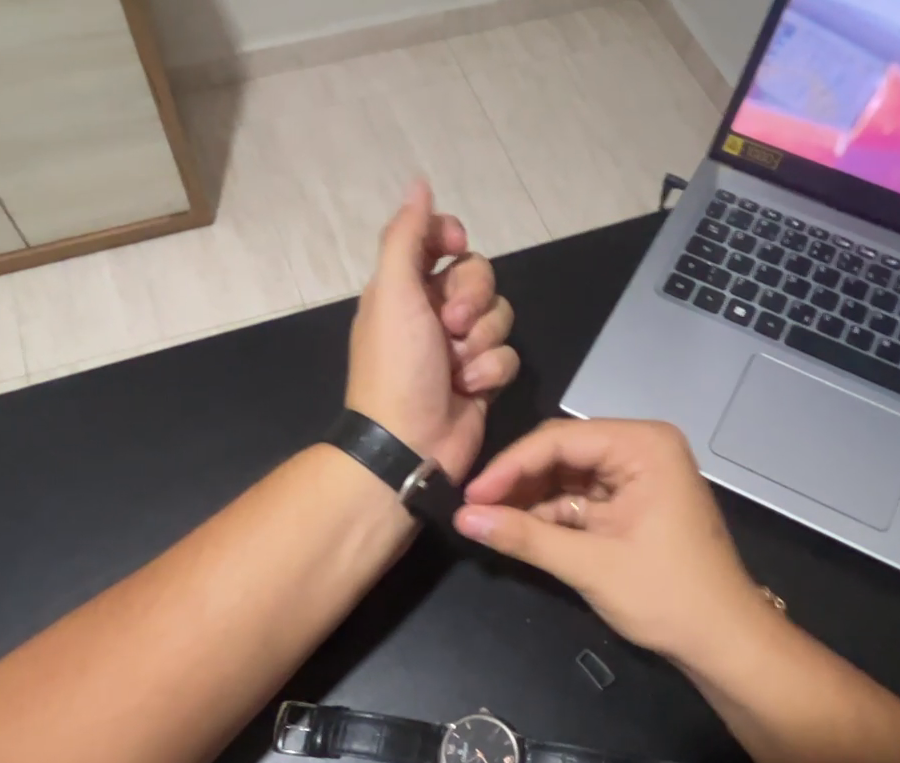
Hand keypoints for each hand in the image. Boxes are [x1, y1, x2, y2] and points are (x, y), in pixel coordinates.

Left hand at [346, 180, 518, 480]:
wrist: (410, 442)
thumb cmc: (396, 367)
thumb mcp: (392, 292)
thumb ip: (407, 236)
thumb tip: (419, 183)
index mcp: (405, 288)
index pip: (441, 240)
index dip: (451, 239)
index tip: (453, 246)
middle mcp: (433, 313)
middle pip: (479, 275)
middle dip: (471, 299)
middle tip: (449, 326)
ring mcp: (460, 347)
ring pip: (500, 316)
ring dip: (480, 342)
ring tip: (457, 368)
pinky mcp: (483, 378)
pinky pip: (507, 356)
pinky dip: (489, 372)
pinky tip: (469, 390)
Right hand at [454, 419, 781, 661]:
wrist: (723, 641)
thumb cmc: (666, 596)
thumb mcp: (590, 564)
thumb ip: (524, 537)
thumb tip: (463, 519)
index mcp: (643, 446)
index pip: (559, 440)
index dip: (508, 467)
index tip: (469, 497)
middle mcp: (642, 449)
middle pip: (561, 454)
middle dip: (517, 483)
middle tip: (473, 511)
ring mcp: (638, 477)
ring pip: (566, 477)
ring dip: (529, 502)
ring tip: (487, 523)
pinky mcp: (633, 504)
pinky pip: (580, 500)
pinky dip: (551, 518)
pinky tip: (518, 532)